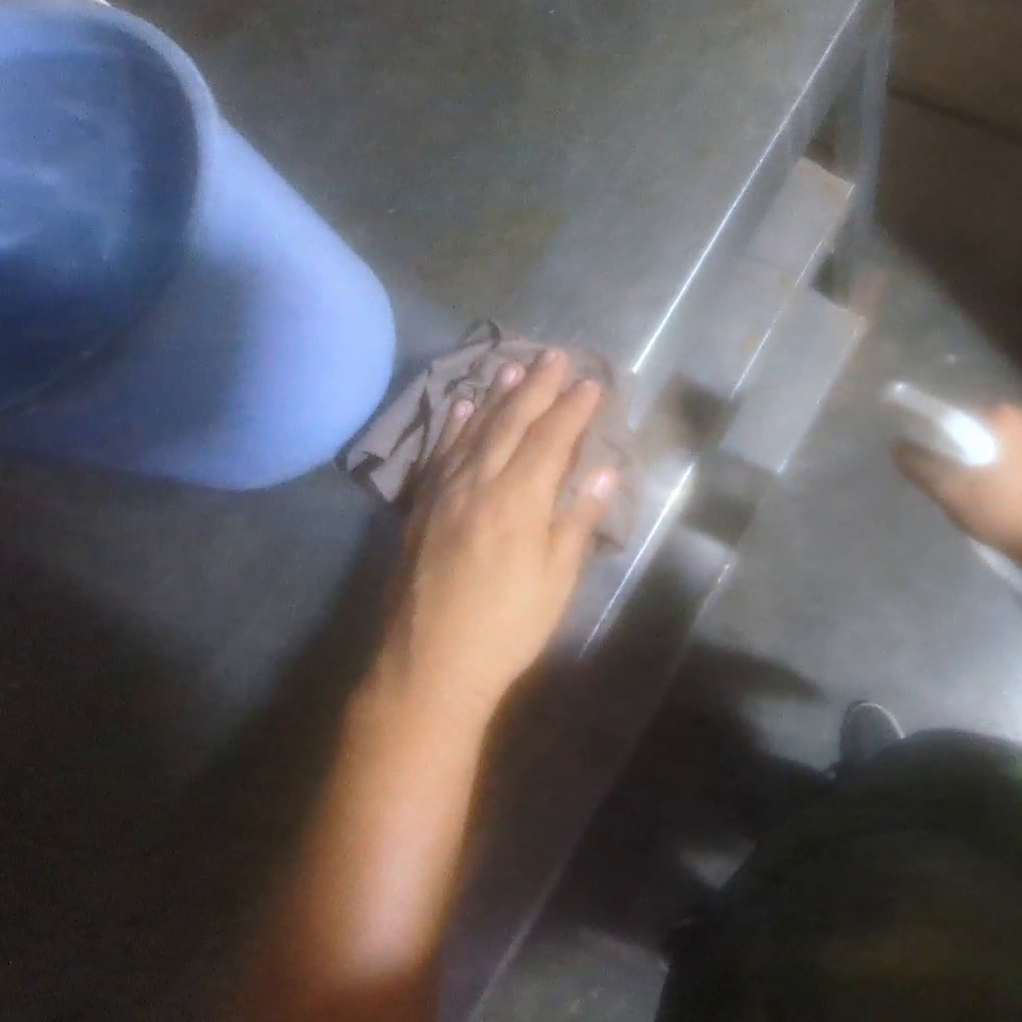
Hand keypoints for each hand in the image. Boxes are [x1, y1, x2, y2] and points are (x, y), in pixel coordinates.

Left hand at [375, 349, 618, 710]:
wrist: (429, 666)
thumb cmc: (507, 627)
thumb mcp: (556, 580)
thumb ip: (576, 521)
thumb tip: (601, 471)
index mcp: (518, 501)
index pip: (550, 439)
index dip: (573, 408)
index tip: (592, 381)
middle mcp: (478, 484)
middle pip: (510, 423)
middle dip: (537, 387)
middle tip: (556, 355)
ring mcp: (443, 494)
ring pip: (473, 431)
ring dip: (496, 396)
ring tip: (513, 366)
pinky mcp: (420, 510)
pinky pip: (440, 454)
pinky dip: (455, 426)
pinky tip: (462, 408)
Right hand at [893, 404, 1021, 566]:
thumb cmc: (1002, 511)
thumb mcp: (952, 491)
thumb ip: (922, 465)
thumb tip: (896, 446)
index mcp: (1004, 415)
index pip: (958, 416)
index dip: (940, 438)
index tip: (934, 463)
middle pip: (981, 430)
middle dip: (965, 450)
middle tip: (953, 482)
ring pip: (1001, 445)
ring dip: (987, 462)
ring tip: (976, 494)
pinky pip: (1020, 460)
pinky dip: (1006, 472)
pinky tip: (1001, 497)